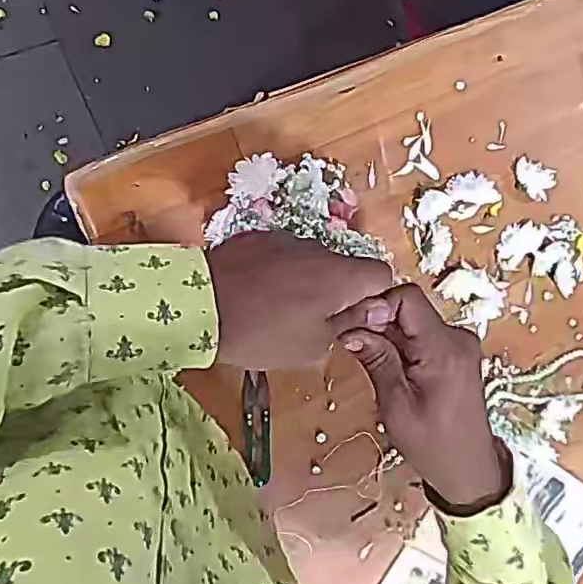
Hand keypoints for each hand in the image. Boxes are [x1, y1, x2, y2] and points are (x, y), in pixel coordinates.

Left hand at [205, 231, 393, 368]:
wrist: (200, 306)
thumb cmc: (263, 333)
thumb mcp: (314, 345)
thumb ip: (351, 323)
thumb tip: (377, 309)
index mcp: (342, 276)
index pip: (383, 274)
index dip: (376, 298)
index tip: (357, 318)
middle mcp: (320, 249)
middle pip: (346, 268)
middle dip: (339, 292)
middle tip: (315, 321)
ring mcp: (288, 239)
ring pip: (314, 261)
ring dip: (308, 281)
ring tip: (279, 309)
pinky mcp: (259, 237)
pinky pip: (284, 255)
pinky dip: (280, 272)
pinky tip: (258, 293)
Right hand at [338, 284, 510, 512]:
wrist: (470, 469)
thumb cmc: (432, 445)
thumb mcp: (396, 406)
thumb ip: (377, 360)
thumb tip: (349, 329)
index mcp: (444, 348)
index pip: (407, 297)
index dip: (377, 306)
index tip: (356, 329)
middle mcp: (457, 337)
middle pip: (409, 308)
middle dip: (379, 322)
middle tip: (356, 347)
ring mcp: (460, 343)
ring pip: (414, 320)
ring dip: (390, 335)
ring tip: (374, 363)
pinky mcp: (457, 351)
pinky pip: (423, 334)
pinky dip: (404, 345)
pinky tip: (393, 369)